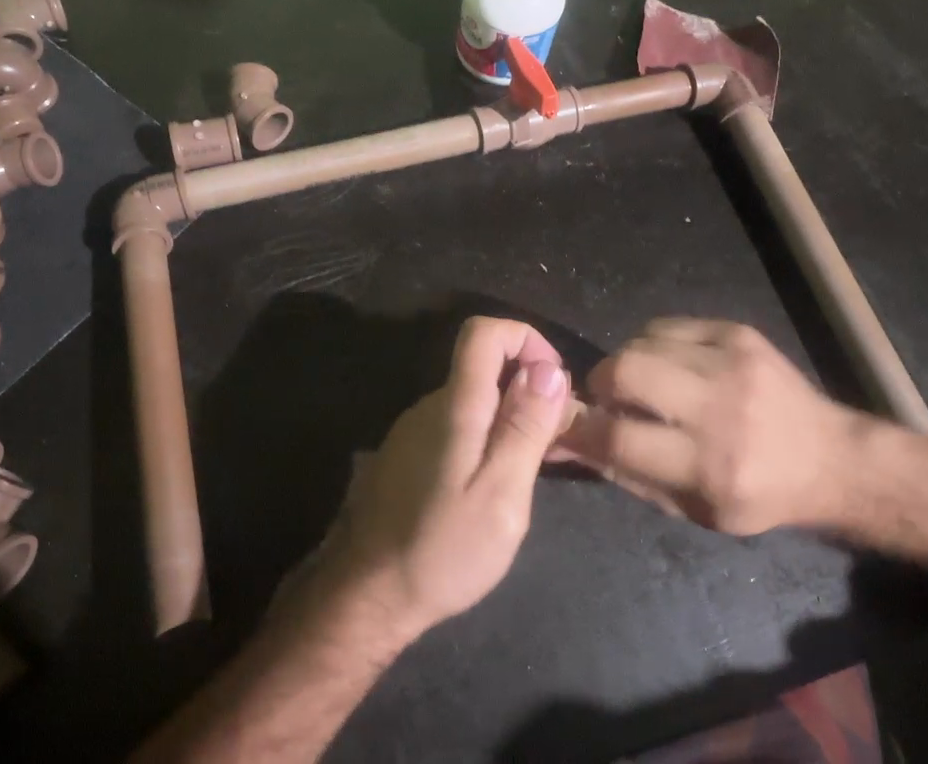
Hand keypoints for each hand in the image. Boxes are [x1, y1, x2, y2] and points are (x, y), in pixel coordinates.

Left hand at [305, 316, 574, 643]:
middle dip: (528, 389)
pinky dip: (486, 440)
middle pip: (483, 367)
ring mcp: (413, 431)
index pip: (483, 332)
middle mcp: (428, 406)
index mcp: (454, 406)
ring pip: (472, 401)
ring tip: (534, 472)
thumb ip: (525, 427)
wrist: (368, 594)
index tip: (556, 383)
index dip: (527, 339)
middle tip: (559, 443)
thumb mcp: (501, 493)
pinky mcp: (407, 456)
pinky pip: (456, 427)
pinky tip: (497, 487)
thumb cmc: (443, 549)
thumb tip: (548, 368)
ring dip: (509, 419)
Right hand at [556, 319, 867, 534]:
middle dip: (599, 383)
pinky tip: (670, 366)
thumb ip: (624, 473)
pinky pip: (666, 326)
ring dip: (627, 364)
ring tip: (644, 384)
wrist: (834, 459)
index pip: (618, 438)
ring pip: (640, 342)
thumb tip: (563, 442)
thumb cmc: (757, 496)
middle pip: (625, 370)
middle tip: (608, 399)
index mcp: (709, 466)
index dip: (578, 430)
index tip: (561, 425)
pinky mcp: (738, 334)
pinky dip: (654, 345)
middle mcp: (720, 409)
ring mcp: (732, 363)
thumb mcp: (691, 509)